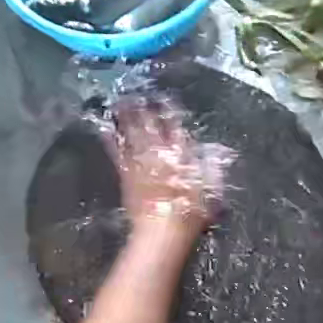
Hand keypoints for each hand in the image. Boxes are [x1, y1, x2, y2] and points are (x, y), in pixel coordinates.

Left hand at [103, 98, 228, 246]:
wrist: (162, 228)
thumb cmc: (192, 211)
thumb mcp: (212, 188)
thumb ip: (213, 166)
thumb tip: (217, 152)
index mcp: (181, 152)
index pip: (176, 126)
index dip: (169, 110)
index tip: (164, 99)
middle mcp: (159, 152)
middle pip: (150, 124)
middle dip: (143, 108)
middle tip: (137, 94)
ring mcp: (140, 161)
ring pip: (132, 132)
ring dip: (126, 116)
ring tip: (121, 102)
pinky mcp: (126, 173)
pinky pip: (117, 151)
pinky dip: (110, 138)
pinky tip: (105, 128)